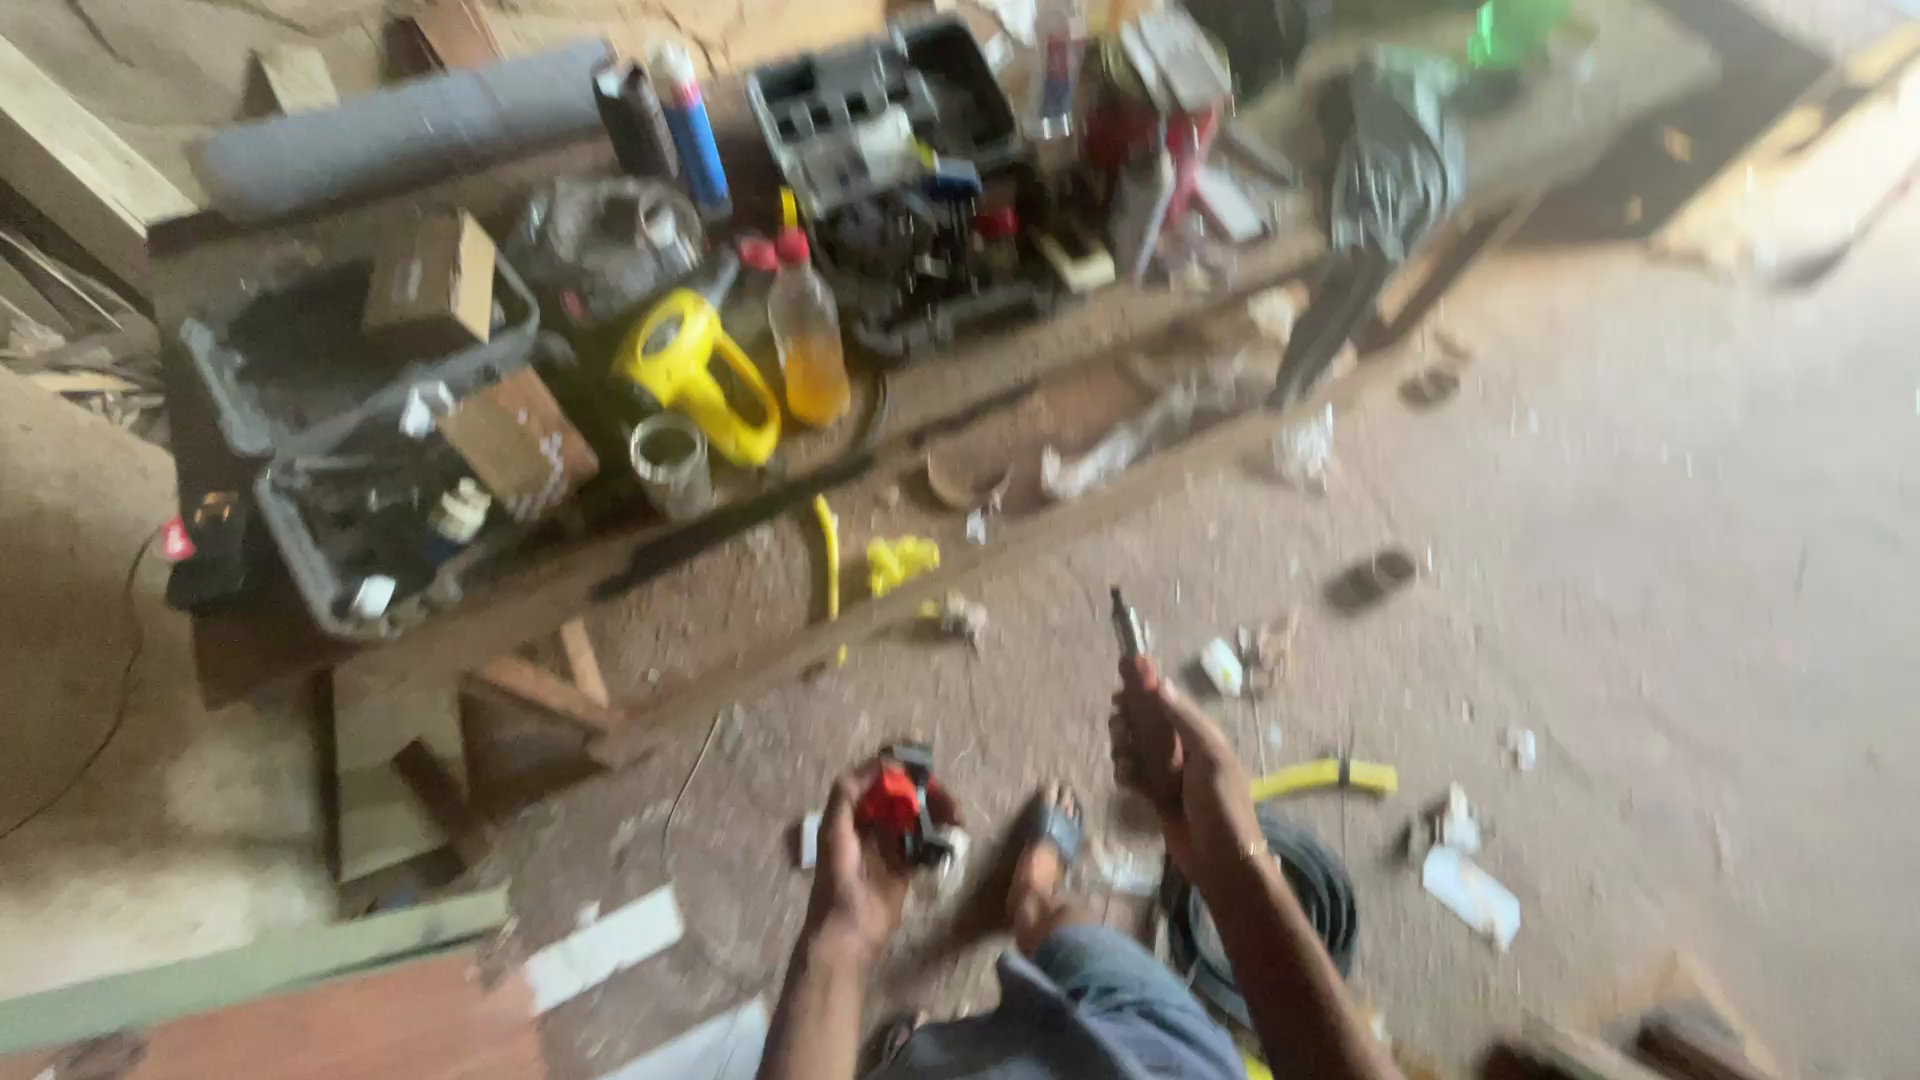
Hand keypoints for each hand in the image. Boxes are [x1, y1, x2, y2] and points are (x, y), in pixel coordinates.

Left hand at [802, 758, 959, 968]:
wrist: (848, 933)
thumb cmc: (836, 879)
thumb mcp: (834, 831)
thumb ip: (848, 794)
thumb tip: (882, 763)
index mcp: (854, 810)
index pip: (879, 777)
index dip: (899, 763)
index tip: (923, 758)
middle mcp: (873, 821)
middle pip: (904, 793)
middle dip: (927, 790)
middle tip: (947, 797)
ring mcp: (891, 842)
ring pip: (919, 814)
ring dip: (939, 810)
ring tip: (957, 817)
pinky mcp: (906, 864)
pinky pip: (926, 841)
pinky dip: (941, 834)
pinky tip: (953, 834)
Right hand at [1109, 664, 1262, 881]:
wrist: (1222, 862)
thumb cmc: (1221, 805)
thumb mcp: (1210, 756)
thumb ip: (1184, 720)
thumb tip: (1161, 681)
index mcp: (1199, 734)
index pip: (1166, 698)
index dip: (1144, 685)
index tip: (1122, 676)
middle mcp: (1180, 747)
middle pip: (1142, 719)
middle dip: (1126, 719)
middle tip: (1121, 728)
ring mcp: (1166, 771)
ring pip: (1131, 745)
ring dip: (1122, 748)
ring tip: (1127, 762)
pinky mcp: (1154, 793)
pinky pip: (1130, 772)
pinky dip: (1125, 773)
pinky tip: (1130, 784)